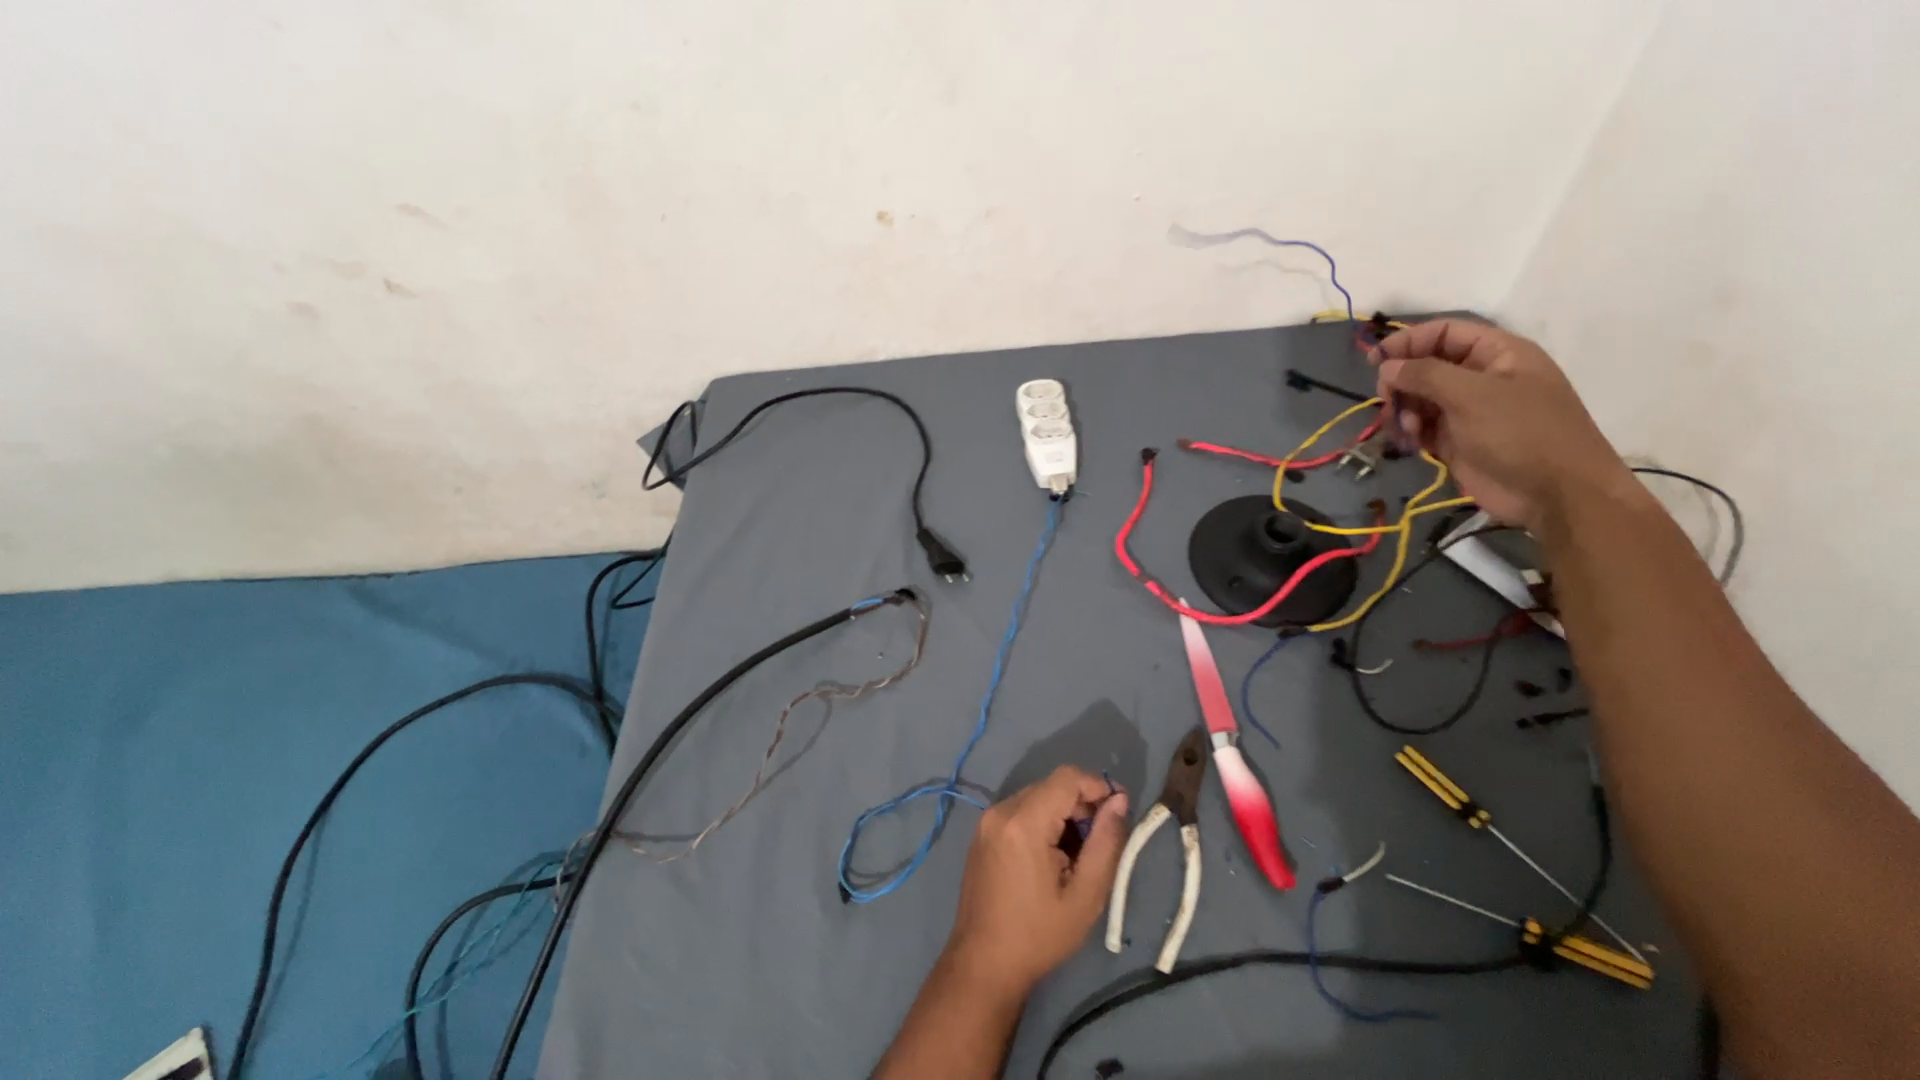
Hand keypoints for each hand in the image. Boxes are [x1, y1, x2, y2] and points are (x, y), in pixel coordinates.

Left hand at [943, 766, 1129, 996]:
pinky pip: (1021, 811)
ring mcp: (987, 821)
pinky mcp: (982, 833)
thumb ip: (1106, 842)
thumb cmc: (1039, 934)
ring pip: (1037, 797)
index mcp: (1023, 823)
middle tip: (1100, 843)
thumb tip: (1118, 801)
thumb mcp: (1086, 894)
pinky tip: (1052, 858)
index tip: (1119, 812)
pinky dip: (1043, 822)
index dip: (1098, 786)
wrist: (984, 963)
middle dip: (1082, 805)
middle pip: (1052, 786)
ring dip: (1063, 815)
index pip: (1067, 778)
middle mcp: (1000, 811)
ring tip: (1077, 857)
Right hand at [1370, 319, 1633, 530]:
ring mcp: (1469, 411)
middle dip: (1403, 381)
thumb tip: (1387, 365)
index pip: (1445, 332)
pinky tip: (1409, 443)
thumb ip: (1425, 374)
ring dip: (1404, 410)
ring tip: (1406, 430)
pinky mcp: (1458, 441)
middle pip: (1427, 366)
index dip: (1408, 341)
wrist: (1554, 494)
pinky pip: (1424, 427)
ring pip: (1421, 398)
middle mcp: (1482, 377)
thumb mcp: (1473, 395)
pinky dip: (1410, 432)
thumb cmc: (1520, 433)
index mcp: (1498, 354)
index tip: (1375, 360)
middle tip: (1388, 400)